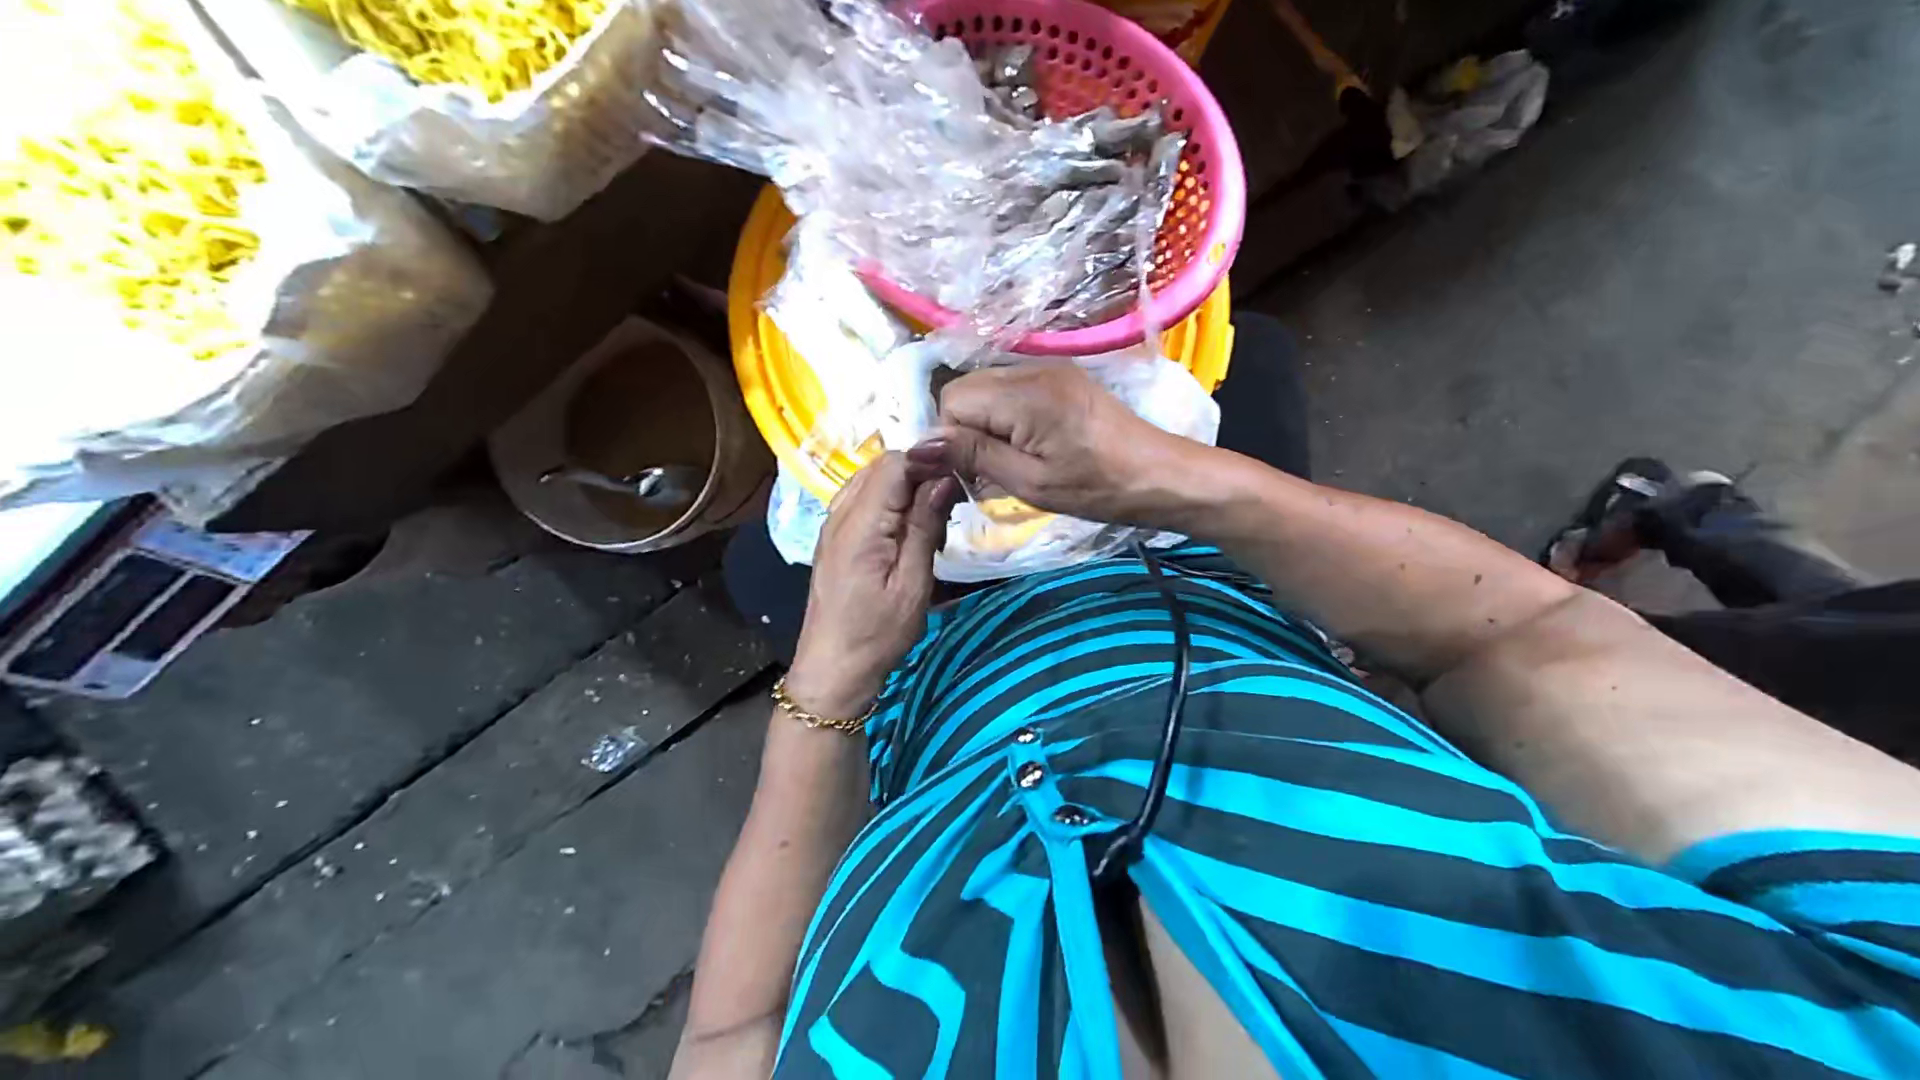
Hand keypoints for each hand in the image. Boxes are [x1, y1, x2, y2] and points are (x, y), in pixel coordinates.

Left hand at [786, 453, 960, 717]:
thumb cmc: (877, 634)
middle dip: (920, 473)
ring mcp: (832, 524)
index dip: (930, 462)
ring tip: (932, 522)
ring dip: (905, 489)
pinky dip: (889, 503)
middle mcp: (839, 514)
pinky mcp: (834, 537)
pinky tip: (907, 531)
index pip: (895, 464)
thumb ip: (925, 526)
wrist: (833, 669)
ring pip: (872, 480)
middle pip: (882, 466)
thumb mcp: (912, 585)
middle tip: (950, 507)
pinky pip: (862, 500)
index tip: (961, 479)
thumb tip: (944, 478)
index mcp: (859, 524)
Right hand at [909, 361, 1199, 525]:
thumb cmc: (1097, 488)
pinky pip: (1010, 391)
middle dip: (965, 430)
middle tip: (988, 472)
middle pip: (965, 389)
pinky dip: (1005, 418)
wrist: (1159, 474)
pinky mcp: (1059, 377)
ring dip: (984, 426)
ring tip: (1009, 462)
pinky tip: (1026, 446)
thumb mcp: (1030, 482)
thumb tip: (921, 444)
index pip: (951, 399)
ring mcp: (1047, 369)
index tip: (972, 473)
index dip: (951, 438)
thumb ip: (974, 456)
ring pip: (985, 390)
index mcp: (1023, 394)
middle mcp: (1030, 369)